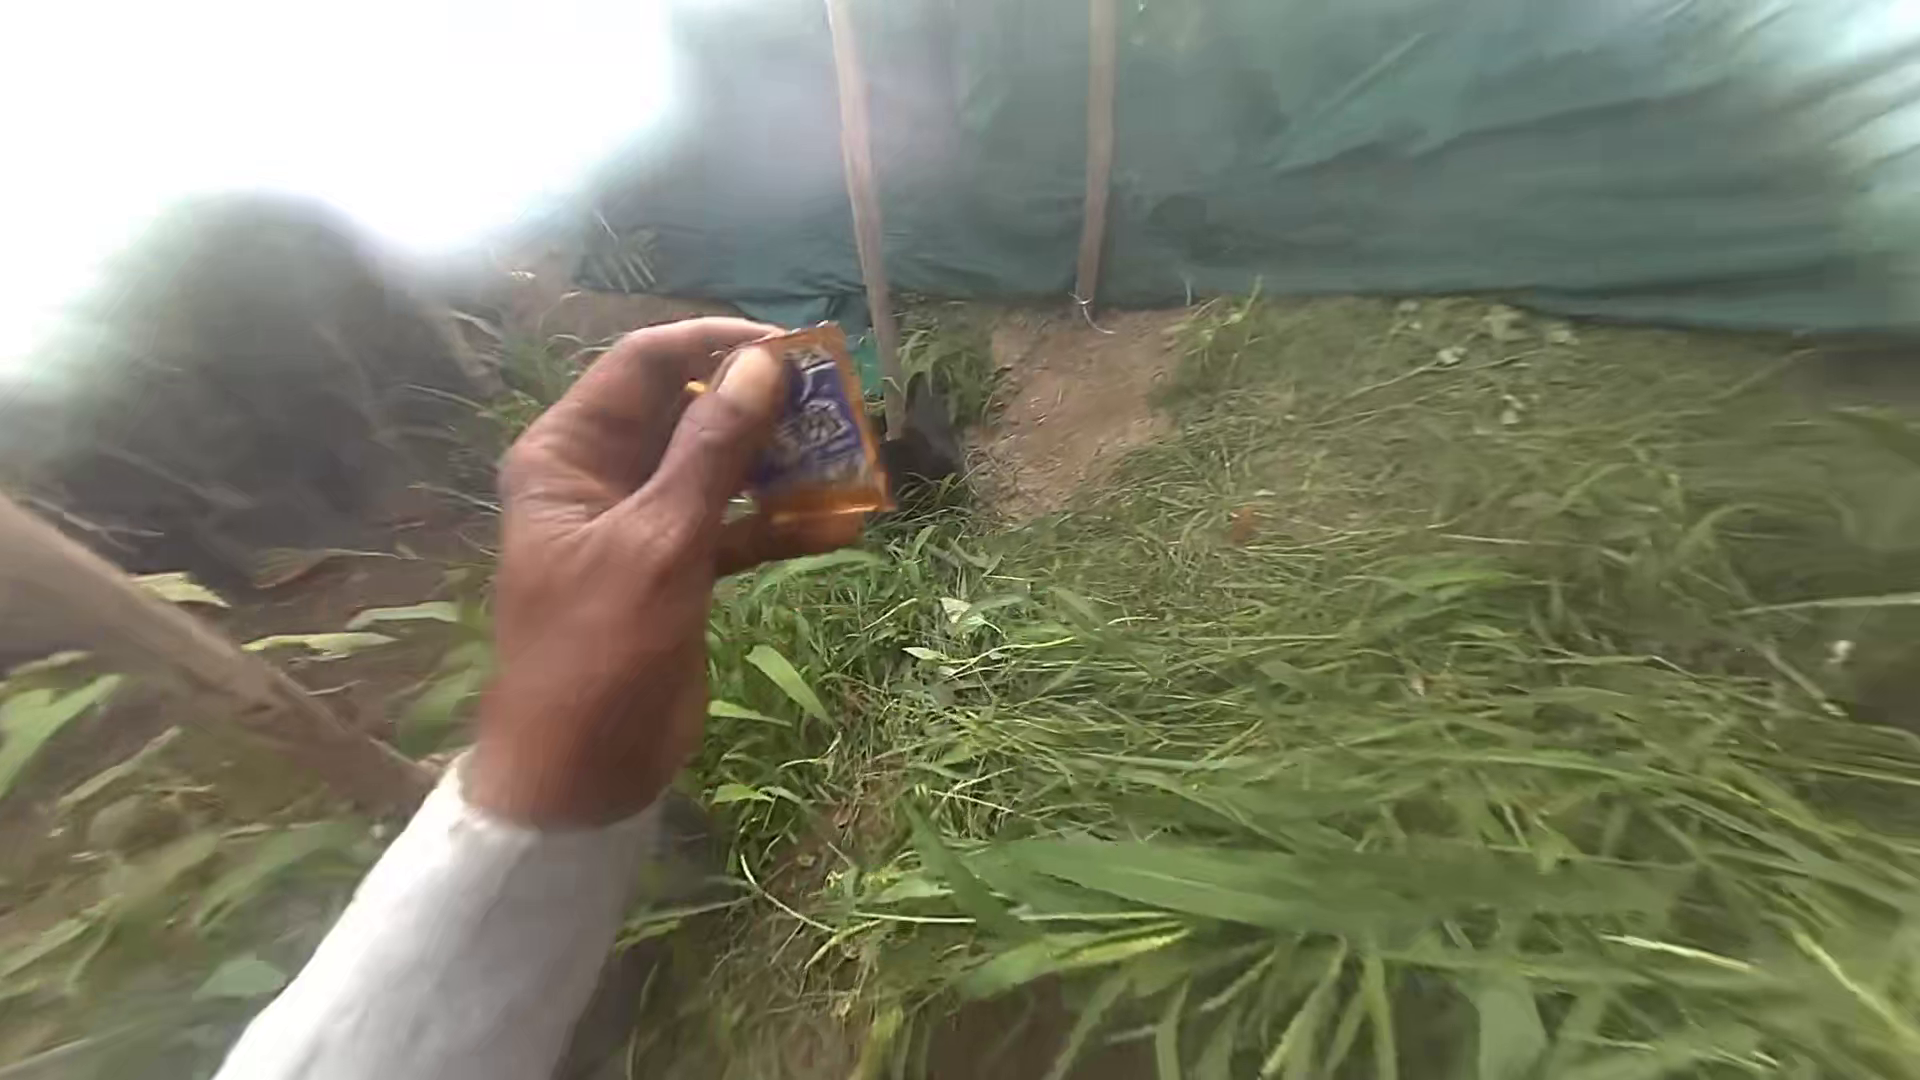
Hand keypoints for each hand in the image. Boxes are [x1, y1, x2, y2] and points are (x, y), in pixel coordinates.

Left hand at [467, 318, 865, 825]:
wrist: (587, 767)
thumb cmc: (601, 649)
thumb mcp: (660, 540)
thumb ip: (713, 451)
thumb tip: (765, 366)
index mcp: (572, 452)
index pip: (646, 365)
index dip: (717, 346)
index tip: (789, 349)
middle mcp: (609, 476)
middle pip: (694, 415)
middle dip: (762, 408)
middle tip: (831, 404)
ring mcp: (652, 522)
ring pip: (725, 471)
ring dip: (783, 466)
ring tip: (846, 459)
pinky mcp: (686, 564)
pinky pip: (740, 527)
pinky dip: (784, 526)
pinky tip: (839, 528)